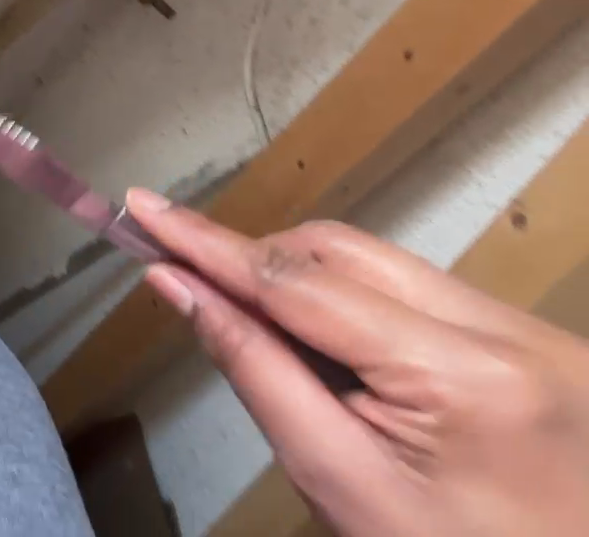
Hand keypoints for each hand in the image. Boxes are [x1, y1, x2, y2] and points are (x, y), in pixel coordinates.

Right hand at [127, 189, 588, 536]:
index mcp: (468, 377)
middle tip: (190, 280)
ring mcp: (539, 338)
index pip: (298, 283)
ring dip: (299, 280)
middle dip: (256, 261)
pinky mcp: (540, 347)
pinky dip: (348, 302)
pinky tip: (332, 348)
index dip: (208, 243)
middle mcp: (516, 336)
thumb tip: (172, 281)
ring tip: (265, 329)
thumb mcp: (333, 474)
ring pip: (375, 264)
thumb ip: (251, 364)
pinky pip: (413, 291)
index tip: (140, 206)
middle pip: (341, 253)